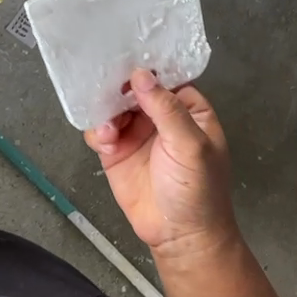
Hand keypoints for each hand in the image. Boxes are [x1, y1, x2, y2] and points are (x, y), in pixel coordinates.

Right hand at [85, 70, 236, 261]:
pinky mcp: (115, 150)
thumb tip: (141, 75)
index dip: (147, 68)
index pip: (165, 77)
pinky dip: (98, 132)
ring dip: (106, 112)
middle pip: (133, 88)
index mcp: (187, 109)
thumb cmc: (198, 190)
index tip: (127, 60)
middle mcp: (159, 115)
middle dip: (118, 89)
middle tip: (108, 91)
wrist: (179, 236)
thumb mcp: (190, 145)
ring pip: (112, 107)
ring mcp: (136, 132)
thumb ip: (166, 109)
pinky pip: (99, 130)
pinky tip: (106, 142)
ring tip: (110, 130)